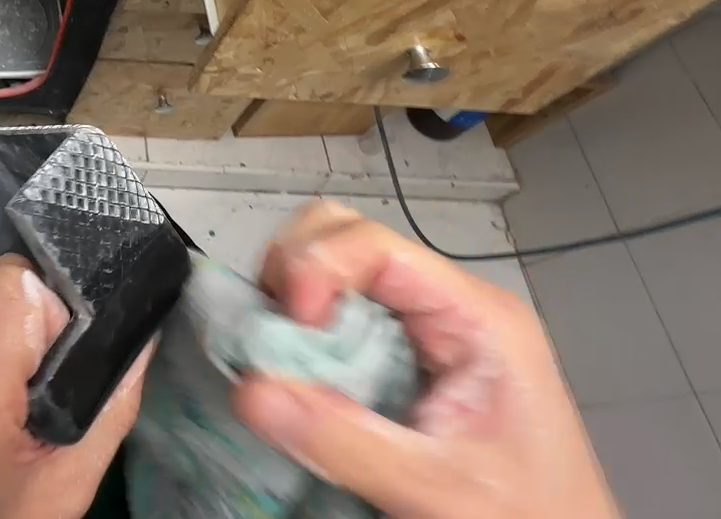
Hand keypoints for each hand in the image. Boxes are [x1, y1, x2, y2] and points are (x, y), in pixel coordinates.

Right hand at [234, 201, 618, 518]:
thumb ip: (344, 439)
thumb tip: (248, 390)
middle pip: (341, 229)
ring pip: (326, 254)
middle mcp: (440, 296)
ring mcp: (416, 314)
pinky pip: (327, 298)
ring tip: (287, 350)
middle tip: (279, 330)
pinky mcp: (393, 338)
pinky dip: (295, 319)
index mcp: (472, 313)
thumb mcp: (438, 490)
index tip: (293, 326)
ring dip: (288, 291)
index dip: (316, 267)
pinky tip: (299, 364)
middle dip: (293, 267)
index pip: (371, 243)